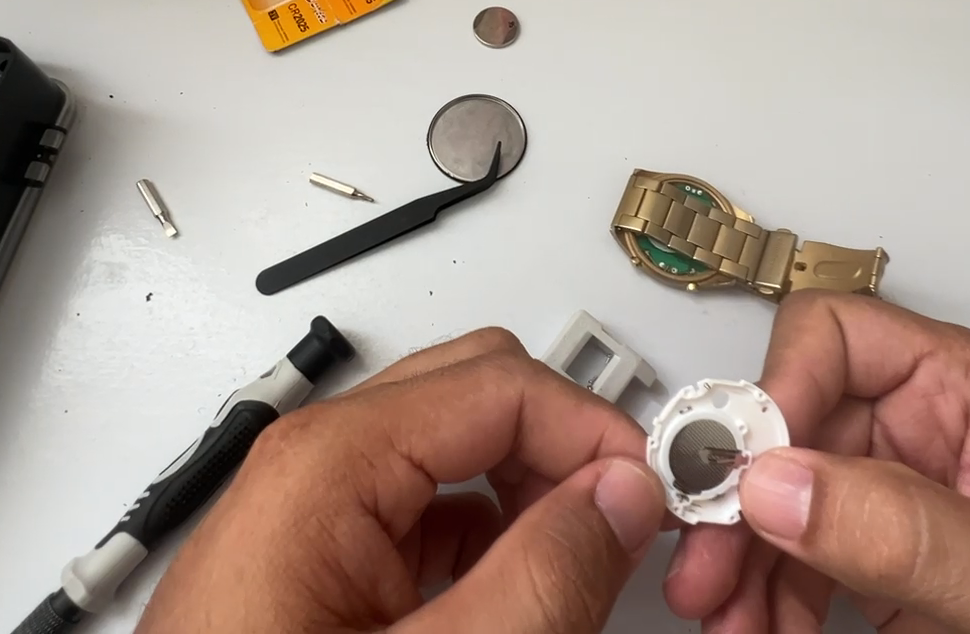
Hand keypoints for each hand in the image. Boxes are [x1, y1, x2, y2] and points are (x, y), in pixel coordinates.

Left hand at [137, 327, 665, 633]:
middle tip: (616, 516)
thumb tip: (622, 494)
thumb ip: (540, 582)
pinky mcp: (326, 544)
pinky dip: (491, 525)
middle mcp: (320, 457)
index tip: (649, 487)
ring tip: (572, 557)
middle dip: (562, 441)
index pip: (502, 384)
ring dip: (532, 483)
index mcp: (332, 461)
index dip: (590, 427)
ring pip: (462, 438)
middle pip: (481, 388)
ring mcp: (320, 498)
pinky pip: (433, 498)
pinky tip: (509, 585)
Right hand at [664, 291, 969, 632]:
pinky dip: (763, 590)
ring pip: (777, 491)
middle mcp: (913, 424)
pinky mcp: (876, 555)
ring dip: (740, 552)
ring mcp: (889, 491)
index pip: (835, 336)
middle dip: (740, 494)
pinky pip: (793, 551)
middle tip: (706, 565)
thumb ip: (910, 530)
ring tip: (721, 614)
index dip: (780, 389)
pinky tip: (756, 626)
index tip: (748, 476)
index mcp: (960, 387)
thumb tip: (773, 483)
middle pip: (787, 421)